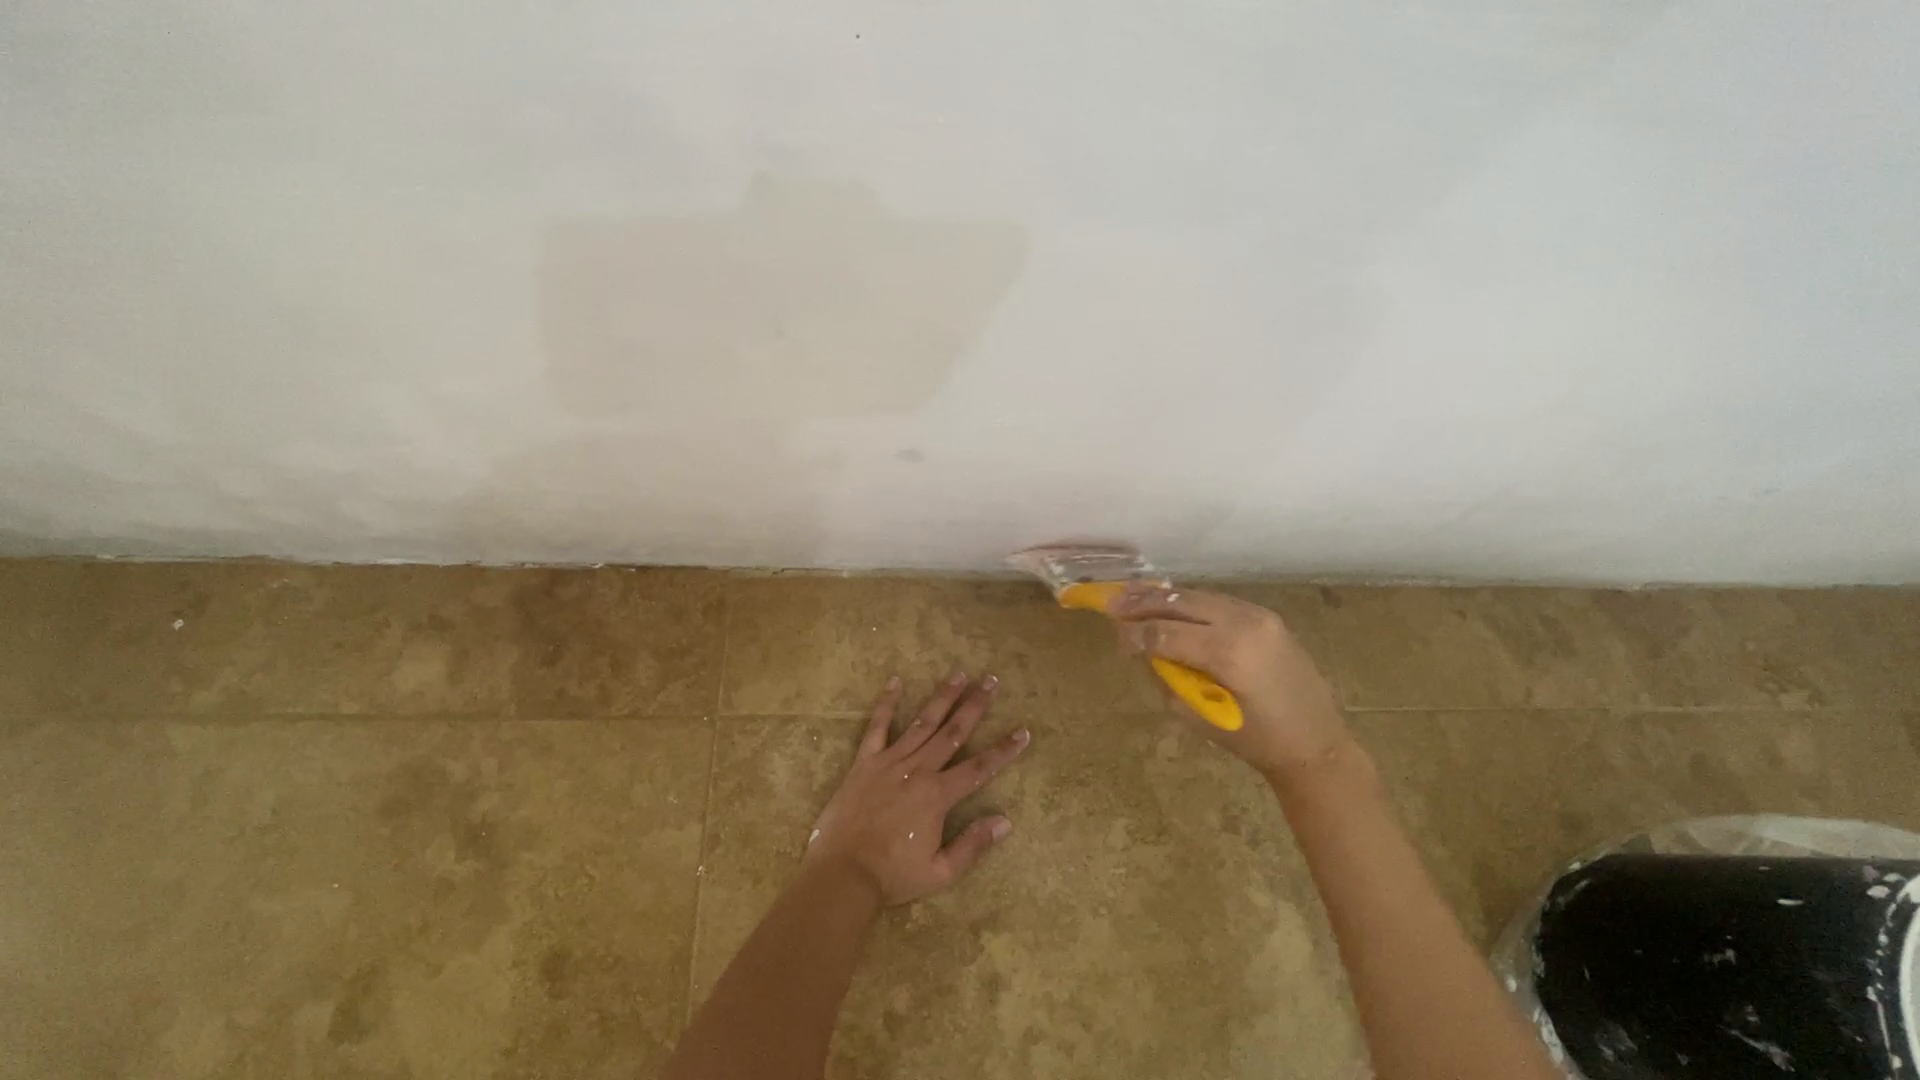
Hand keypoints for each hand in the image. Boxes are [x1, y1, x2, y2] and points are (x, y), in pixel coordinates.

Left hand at [802, 672, 1029, 906]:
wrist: (842, 874)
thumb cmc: (893, 877)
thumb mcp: (940, 872)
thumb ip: (972, 845)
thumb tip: (1005, 821)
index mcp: (938, 796)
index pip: (980, 768)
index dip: (1004, 750)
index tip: (1023, 731)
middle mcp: (917, 771)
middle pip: (953, 733)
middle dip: (975, 706)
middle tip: (991, 681)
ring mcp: (889, 763)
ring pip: (922, 724)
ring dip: (942, 698)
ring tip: (958, 675)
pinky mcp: (864, 763)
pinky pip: (877, 727)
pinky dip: (886, 703)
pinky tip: (895, 682)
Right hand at [1109, 584, 1347, 778]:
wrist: (1314, 742)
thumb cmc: (1255, 740)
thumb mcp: (1201, 717)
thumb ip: (1169, 679)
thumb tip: (1143, 652)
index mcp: (1229, 654)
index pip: (1166, 633)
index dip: (1135, 633)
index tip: (1114, 635)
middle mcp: (1244, 624)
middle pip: (1181, 603)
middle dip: (1143, 602)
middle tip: (1111, 602)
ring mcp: (1258, 616)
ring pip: (1199, 596)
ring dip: (1163, 597)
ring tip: (1131, 595)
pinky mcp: (1265, 617)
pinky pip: (1217, 601)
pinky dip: (1189, 602)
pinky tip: (1168, 603)